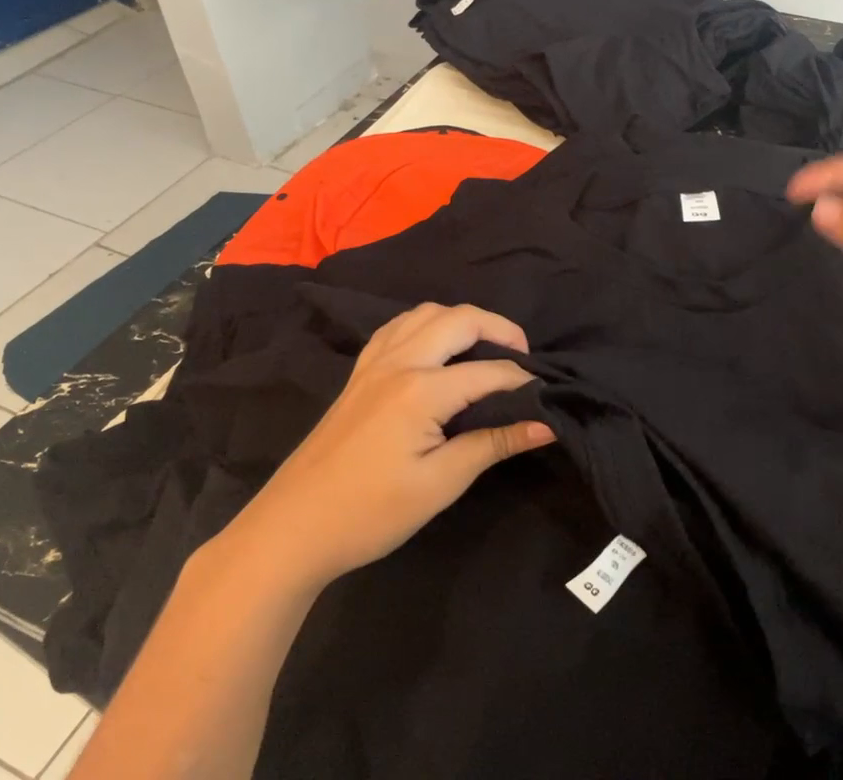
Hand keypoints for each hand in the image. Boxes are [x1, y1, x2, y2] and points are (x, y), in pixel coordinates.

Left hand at [215, 303, 556, 589]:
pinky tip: (437, 352)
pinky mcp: (357, 375)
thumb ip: (493, 444)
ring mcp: (372, 364)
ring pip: (424, 314)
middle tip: (525, 357)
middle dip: (500, 329)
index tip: (548, 400)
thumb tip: (545, 424)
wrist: (294, 528)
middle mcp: (398, 362)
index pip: (489, 372)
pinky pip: (397, 328)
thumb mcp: (440, 484)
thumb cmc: (371, 512)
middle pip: (458, 319)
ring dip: (462, 321)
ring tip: (486, 349)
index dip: (524, 383)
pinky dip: (427, 326)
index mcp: (421, 389)